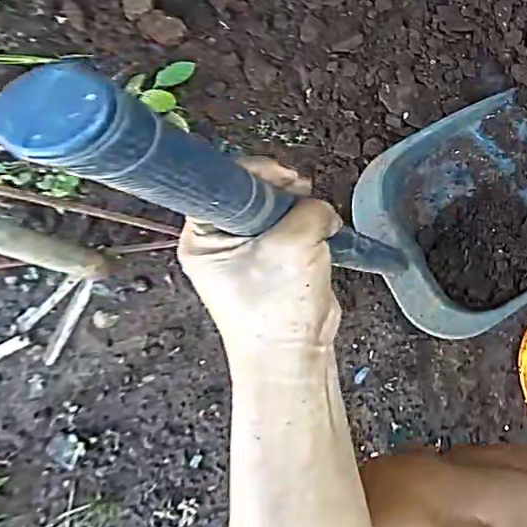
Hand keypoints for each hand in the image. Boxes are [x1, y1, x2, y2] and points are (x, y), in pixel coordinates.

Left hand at [178, 159, 343, 349]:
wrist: (295, 353)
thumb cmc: (277, 309)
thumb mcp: (293, 244)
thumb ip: (310, 210)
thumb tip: (319, 206)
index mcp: (205, 237)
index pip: (223, 184)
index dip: (256, 173)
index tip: (283, 176)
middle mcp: (222, 239)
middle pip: (254, 192)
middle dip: (284, 191)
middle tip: (303, 194)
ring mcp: (250, 249)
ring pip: (278, 208)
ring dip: (302, 210)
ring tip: (316, 221)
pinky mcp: (276, 257)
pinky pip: (293, 226)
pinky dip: (311, 225)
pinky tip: (322, 233)